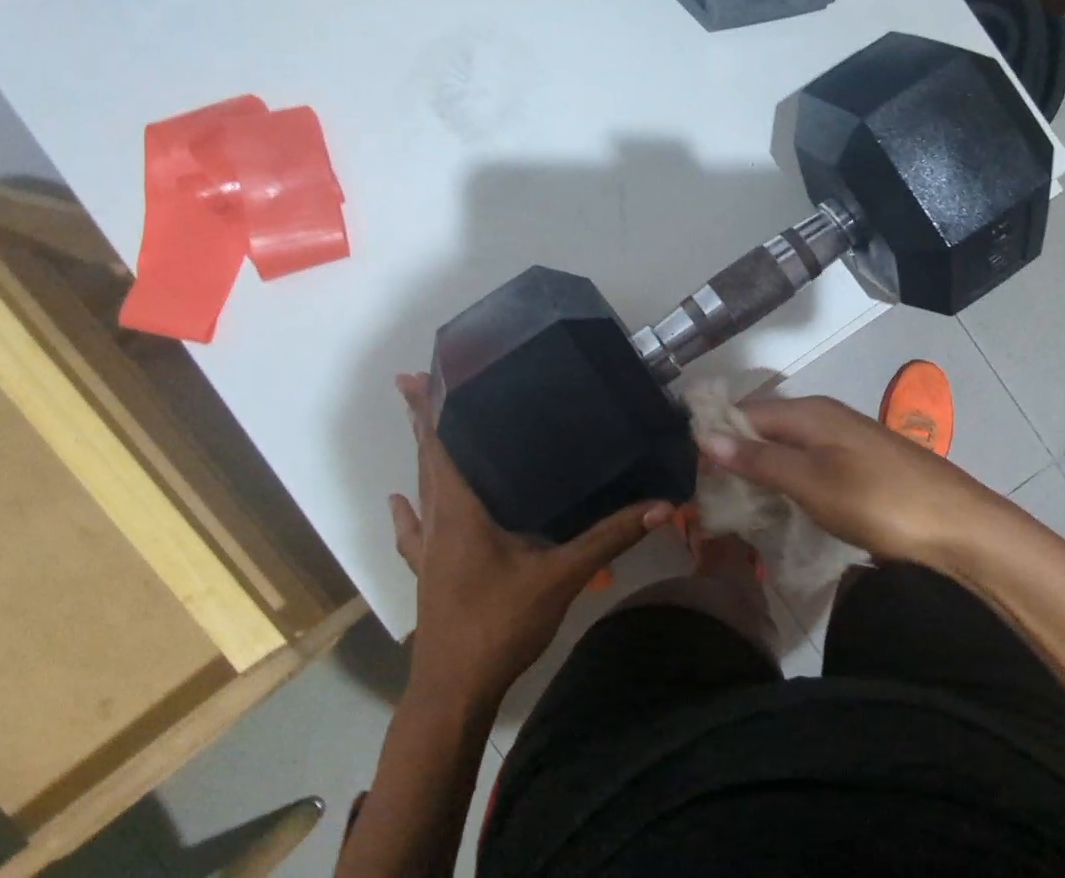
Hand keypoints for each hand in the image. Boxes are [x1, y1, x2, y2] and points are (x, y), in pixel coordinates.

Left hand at [389, 373, 671, 693]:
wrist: (454, 690)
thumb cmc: (500, 625)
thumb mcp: (561, 577)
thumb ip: (609, 538)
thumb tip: (662, 505)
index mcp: (462, 512)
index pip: (441, 448)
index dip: (428, 411)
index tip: (414, 374)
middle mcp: (438, 521)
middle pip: (426, 461)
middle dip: (423, 421)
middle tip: (421, 381)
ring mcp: (427, 549)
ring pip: (420, 490)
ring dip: (421, 457)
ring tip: (426, 427)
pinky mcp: (427, 572)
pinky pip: (413, 529)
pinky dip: (408, 510)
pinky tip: (401, 502)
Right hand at [698, 395, 1009, 567]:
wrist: (957, 528)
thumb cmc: (877, 501)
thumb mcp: (810, 481)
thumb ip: (759, 459)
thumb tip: (706, 435)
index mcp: (811, 412)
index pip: (746, 412)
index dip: (716, 437)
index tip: (693, 475)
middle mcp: (828, 418)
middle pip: (767, 429)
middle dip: (736, 458)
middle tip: (712, 499)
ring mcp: (848, 443)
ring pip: (790, 450)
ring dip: (763, 475)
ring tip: (739, 510)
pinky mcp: (863, 469)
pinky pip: (812, 468)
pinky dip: (791, 485)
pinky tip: (783, 510)